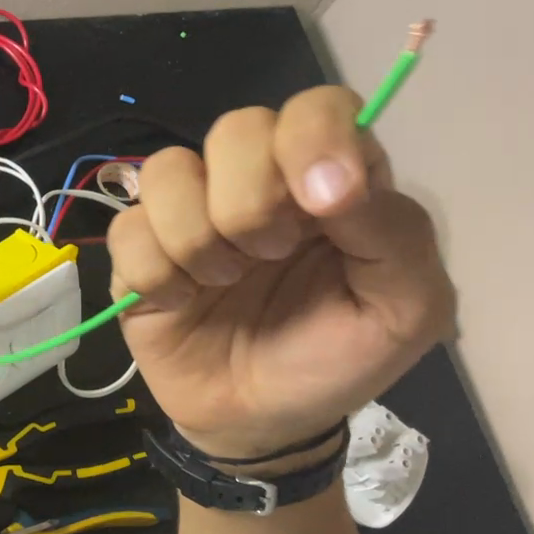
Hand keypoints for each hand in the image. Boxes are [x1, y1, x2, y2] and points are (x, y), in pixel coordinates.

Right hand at [107, 86, 455, 459]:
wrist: (258, 425)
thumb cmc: (336, 364)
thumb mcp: (406, 310)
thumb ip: (396, 233)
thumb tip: (331, 180)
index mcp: (330, 182)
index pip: (316, 108)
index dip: (311, 140)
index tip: (321, 205)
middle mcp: (257, 185)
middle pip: (234, 129)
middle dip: (249, 199)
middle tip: (267, 255)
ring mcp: (190, 219)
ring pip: (166, 170)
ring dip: (195, 237)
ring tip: (219, 282)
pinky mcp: (137, 258)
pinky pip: (126, 231)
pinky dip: (154, 272)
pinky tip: (178, 301)